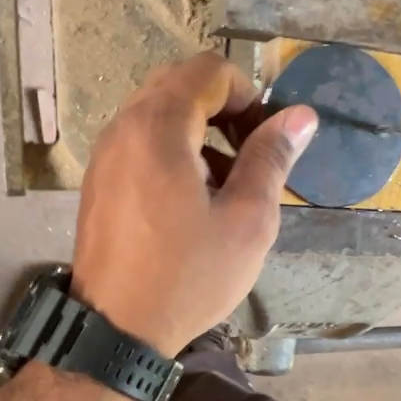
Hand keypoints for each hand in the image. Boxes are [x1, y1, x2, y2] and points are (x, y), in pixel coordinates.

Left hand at [70, 53, 318, 354]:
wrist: (116, 329)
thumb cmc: (188, 277)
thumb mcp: (247, 220)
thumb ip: (271, 158)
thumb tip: (301, 116)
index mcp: (159, 127)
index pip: (210, 71)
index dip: (248, 94)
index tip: (266, 139)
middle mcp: (124, 127)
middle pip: (181, 84)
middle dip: (223, 109)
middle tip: (250, 157)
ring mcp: (105, 153)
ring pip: (159, 113)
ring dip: (199, 132)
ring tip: (225, 186)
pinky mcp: (99, 180)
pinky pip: (141, 141)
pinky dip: (172, 151)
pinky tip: (191, 202)